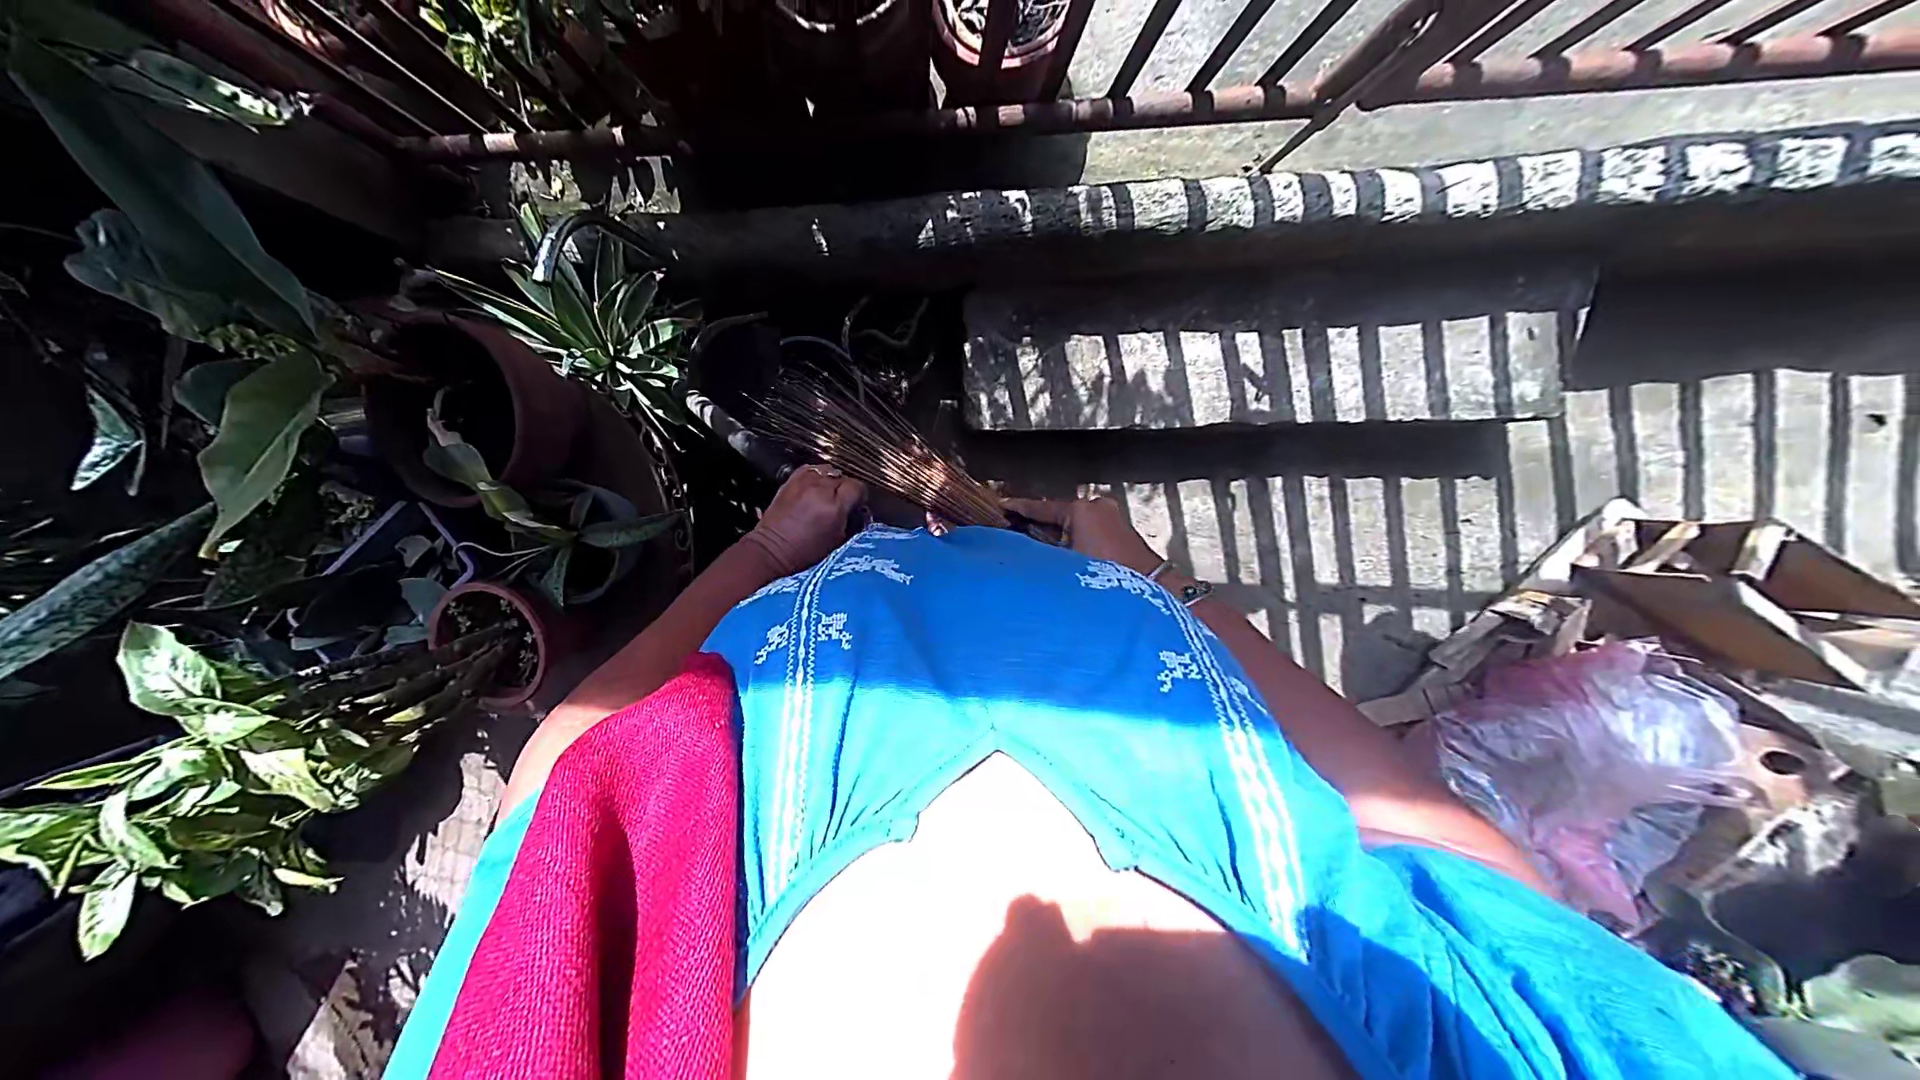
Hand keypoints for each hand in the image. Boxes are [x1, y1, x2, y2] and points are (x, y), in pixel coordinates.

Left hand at [741, 465, 866, 578]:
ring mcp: (803, 482)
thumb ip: (853, 522)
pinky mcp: (790, 481)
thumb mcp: (838, 541)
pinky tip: (815, 488)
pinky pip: (811, 469)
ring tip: (828, 495)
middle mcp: (820, 490)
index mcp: (834, 507)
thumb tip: (860, 512)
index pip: (858, 487)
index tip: (858, 505)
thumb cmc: (804, 553)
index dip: (860, 496)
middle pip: (844, 477)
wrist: (772, 551)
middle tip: (842, 504)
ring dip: (831, 481)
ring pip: (828, 470)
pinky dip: (816, 476)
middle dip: (845, 490)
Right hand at [1002, 495, 1162, 575]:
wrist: (1151, 590)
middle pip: (1056, 514)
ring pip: (1071, 523)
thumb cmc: (1111, 577)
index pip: (1040, 507)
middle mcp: (1096, 507)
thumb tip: (1023, 546)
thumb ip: (1041, 551)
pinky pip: (1086, 529)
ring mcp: (1110, 516)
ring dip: (1055, 534)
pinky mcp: (1118, 529)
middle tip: (1014, 529)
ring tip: (1036, 547)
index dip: (1018, 508)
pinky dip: (1072, 538)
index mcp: (1081, 510)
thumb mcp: (1064, 565)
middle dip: (1036, 524)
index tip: (1003, 506)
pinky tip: (1062, 553)